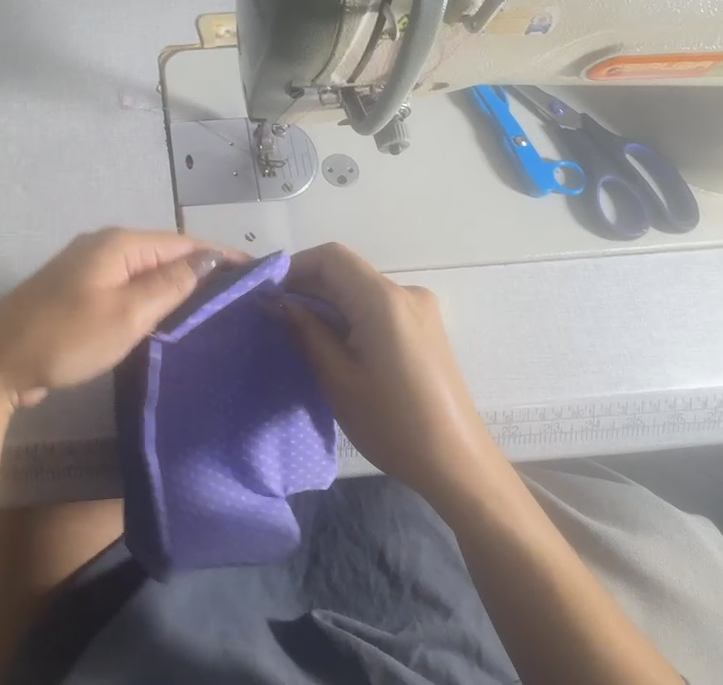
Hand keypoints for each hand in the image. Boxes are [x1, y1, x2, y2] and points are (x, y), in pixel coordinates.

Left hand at [0, 228, 237, 413]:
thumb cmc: (66, 337)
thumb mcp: (127, 313)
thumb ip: (170, 284)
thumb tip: (209, 258)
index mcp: (119, 244)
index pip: (184, 243)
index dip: (221, 257)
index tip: (258, 273)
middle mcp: (104, 247)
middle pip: (166, 254)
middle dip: (203, 271)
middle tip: (242, 299)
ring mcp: (88, 269)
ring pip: (146, 273)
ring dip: (178, 287)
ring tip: (215, 309)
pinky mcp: (78, 294)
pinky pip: (127, 289)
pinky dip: (152, 300)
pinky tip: (168, 319)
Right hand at [277, 243, 499, 503]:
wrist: (456, 463)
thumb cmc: (392, 423)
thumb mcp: (337, 378)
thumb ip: (305, 330)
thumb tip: (276, 301)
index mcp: (383, 300)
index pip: (330, 257)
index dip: (293, 267)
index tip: (266, 293)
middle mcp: (405, 293)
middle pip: (346, 271)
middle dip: (306, 285)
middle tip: (271, 314)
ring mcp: (419, 309)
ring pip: (359, 289)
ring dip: (326, 301)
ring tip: (295, 331)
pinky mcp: (424, 327)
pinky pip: (376, 306)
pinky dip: (348, 314)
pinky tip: (331, 343)